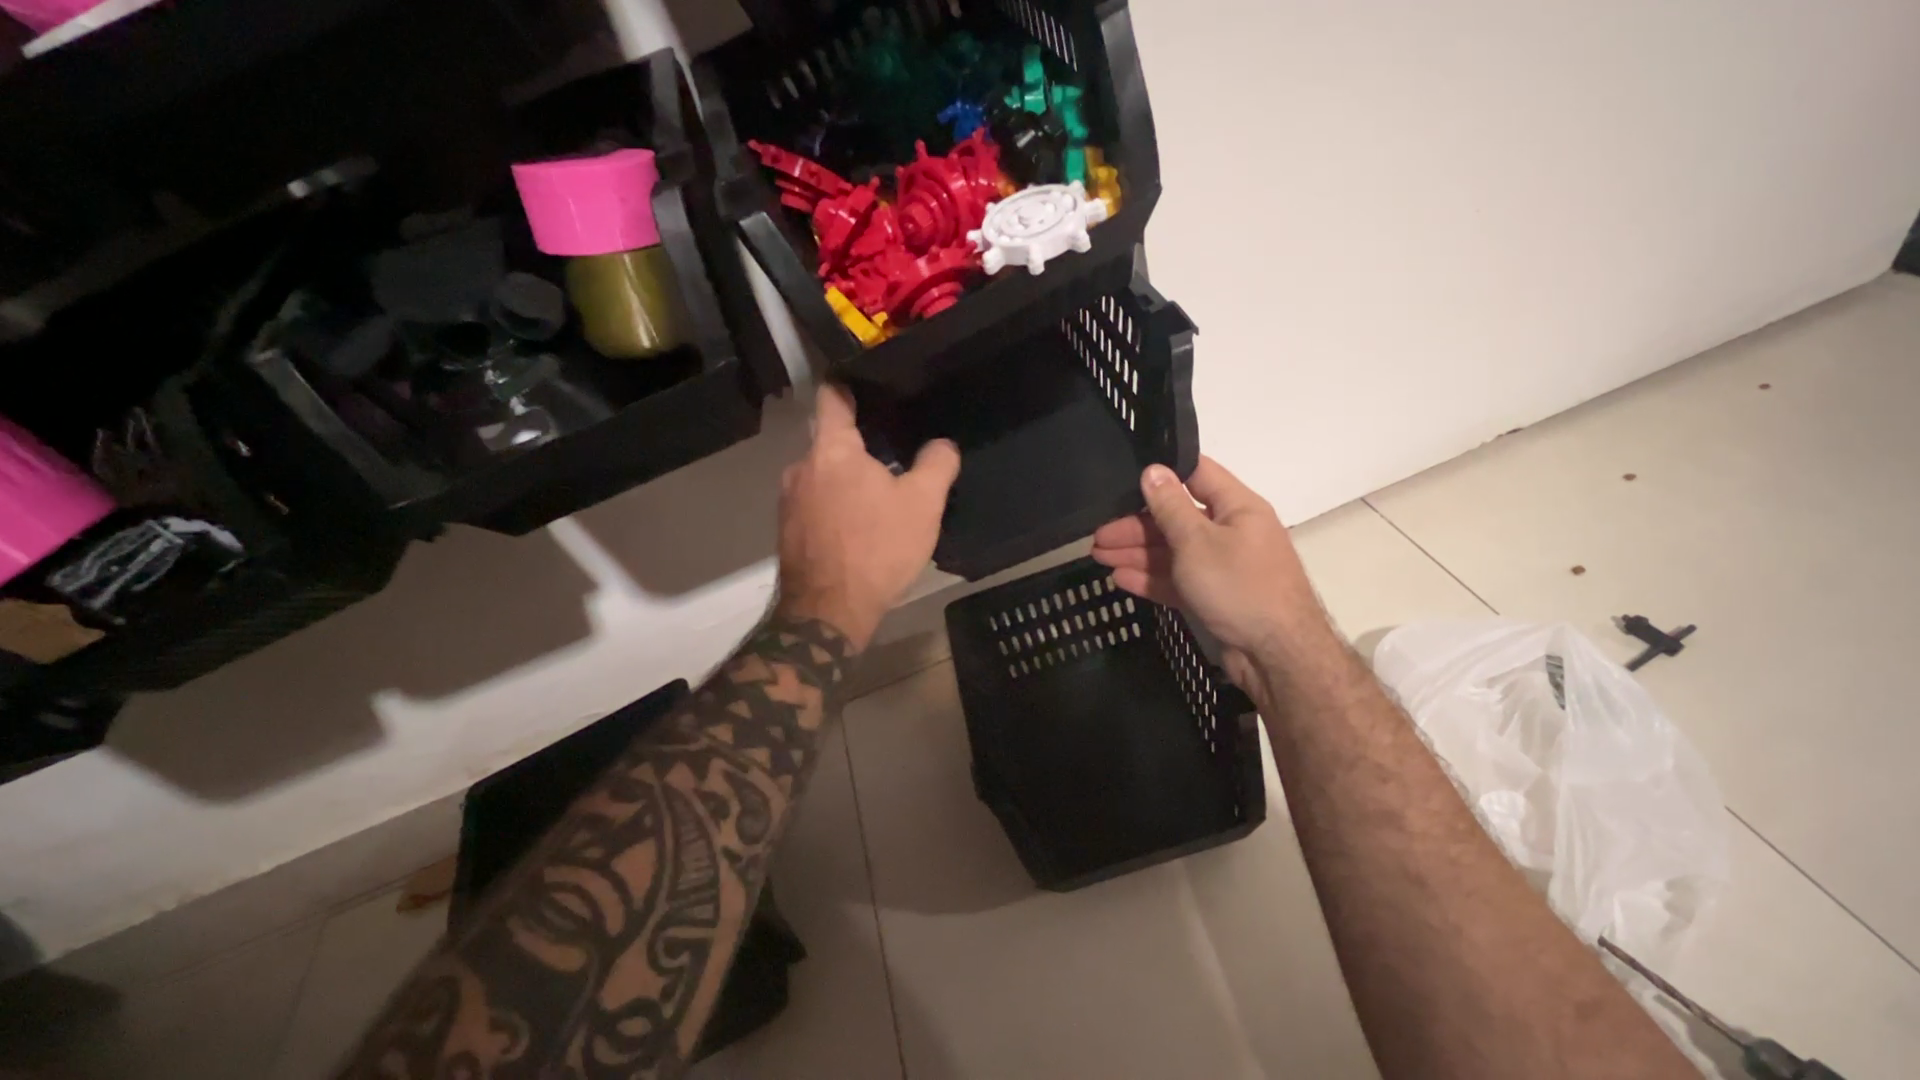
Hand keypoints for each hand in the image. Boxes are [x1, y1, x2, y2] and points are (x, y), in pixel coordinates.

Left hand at [776, 385, 959, 649]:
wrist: (829, 612)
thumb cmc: (877, 549)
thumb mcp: (923, 505)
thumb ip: (936, 464)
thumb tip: (942, 444)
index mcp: (832, 450)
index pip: (833, 396)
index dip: (850, 384)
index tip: (869, 384)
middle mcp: (801, 467)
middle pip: (831, 441)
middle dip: (859, 446)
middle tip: (893, 455)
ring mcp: (789, 500)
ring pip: (823, 475)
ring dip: (847, 480)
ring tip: (880, 497)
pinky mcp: (788, 530)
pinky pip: (815, 503)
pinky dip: (835, 506)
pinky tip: (860, 528)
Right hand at [1091, 457, 1335, 686]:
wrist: (1276, 655)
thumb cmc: (1239, 585)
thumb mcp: (1197, 541)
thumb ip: (1170, 506)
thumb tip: (1153, 469)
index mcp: (1237, 507)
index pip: (1197, 474)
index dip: (1162, 473)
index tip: (1124, 477)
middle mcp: (1231, 532)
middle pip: (1177, 517)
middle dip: (1136, 524)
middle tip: (1098, 534)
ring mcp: (1223, 566)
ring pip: (1173, 551)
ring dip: (1137, 552)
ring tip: (1097, 555)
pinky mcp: (1214, 597)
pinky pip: (1178, 579)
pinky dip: (1151, 578)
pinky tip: (1120, 578)